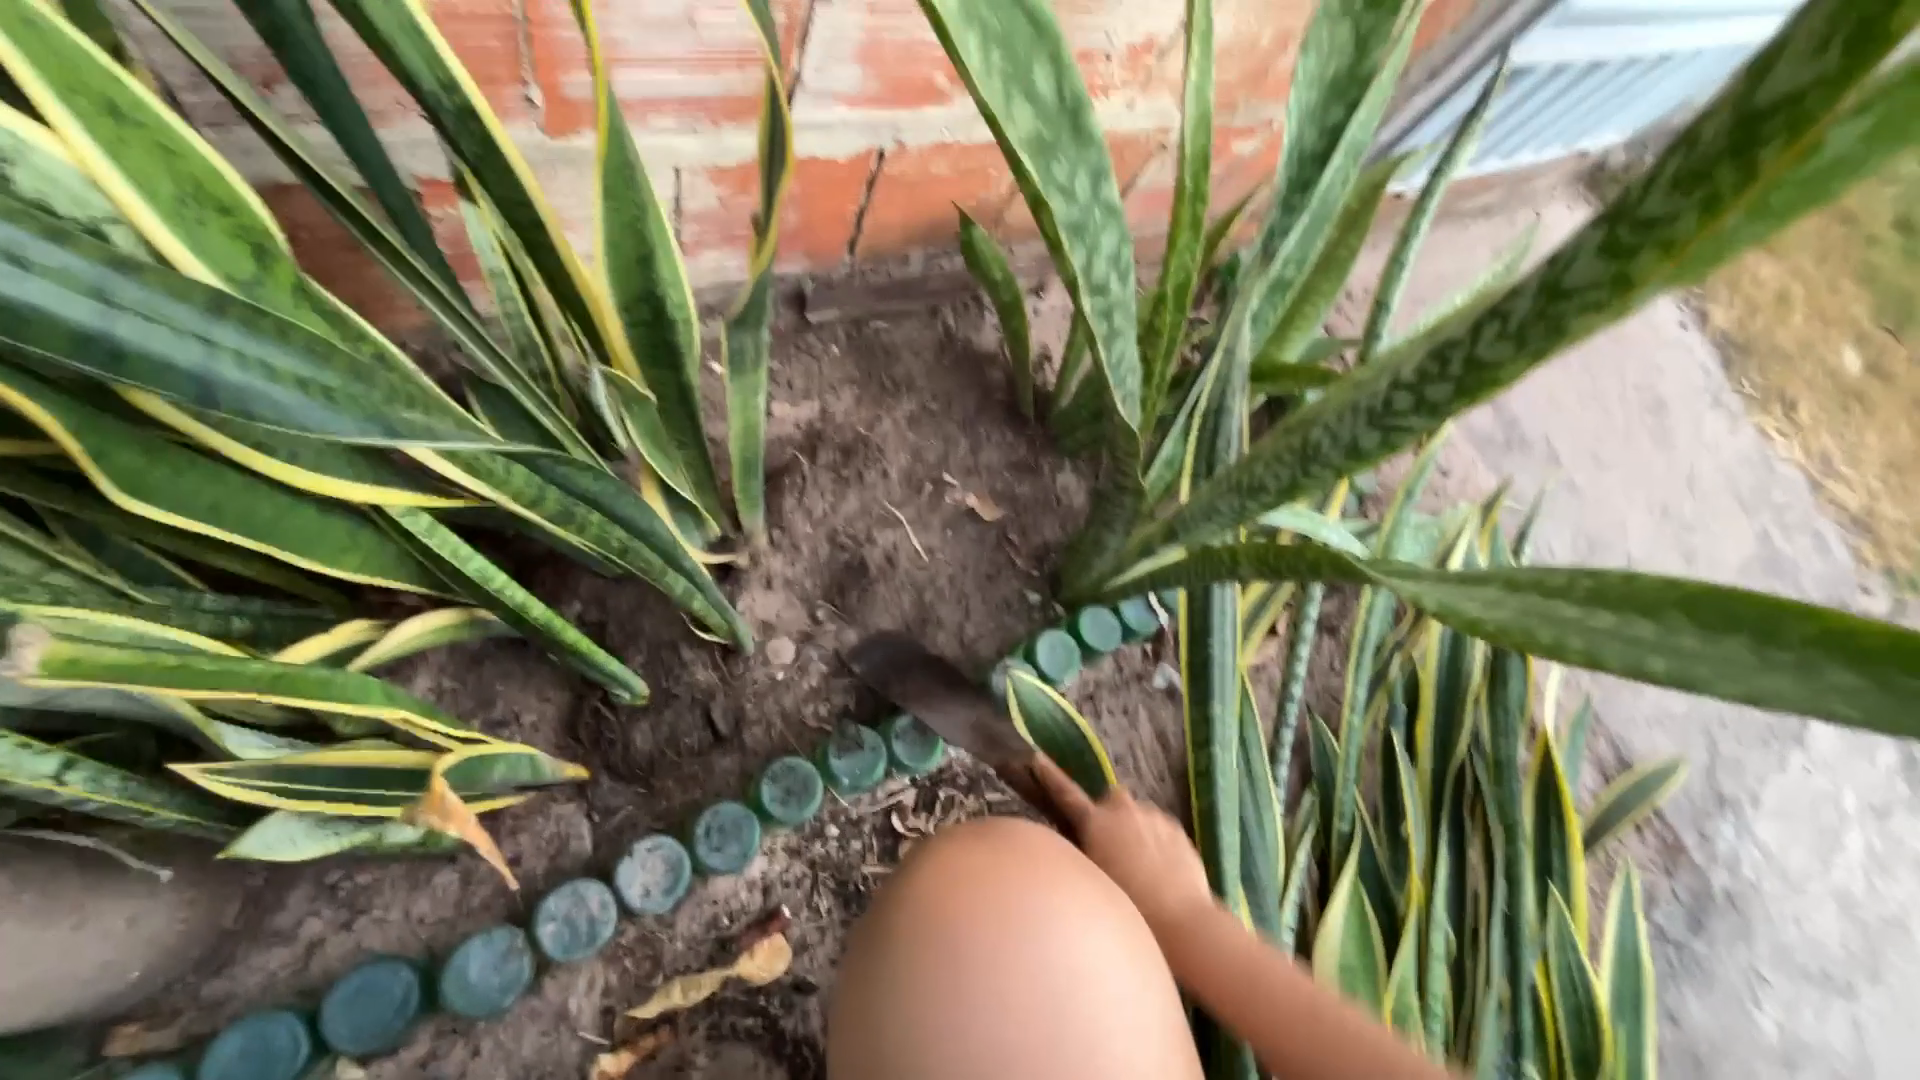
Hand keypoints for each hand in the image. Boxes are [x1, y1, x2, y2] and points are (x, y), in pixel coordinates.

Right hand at [1030, 755, 1215, 936]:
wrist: (1181, 919)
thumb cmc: (1126, 904)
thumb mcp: (1091, 878)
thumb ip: (1083, 852)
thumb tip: (1081, 842)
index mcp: (1096, 822)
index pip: (1066, 794)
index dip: (1050, 777)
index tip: (1038, 758)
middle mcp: (1124, 810)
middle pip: (1111, 801)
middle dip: (1110, 816)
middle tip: (1111, 849)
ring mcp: (1154, 816)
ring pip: (1137, 815)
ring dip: (1134, 830)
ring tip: (1140, 868)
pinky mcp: (1177, 828)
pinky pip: (1159, 828)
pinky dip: (1156, 841)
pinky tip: (1161, 871)